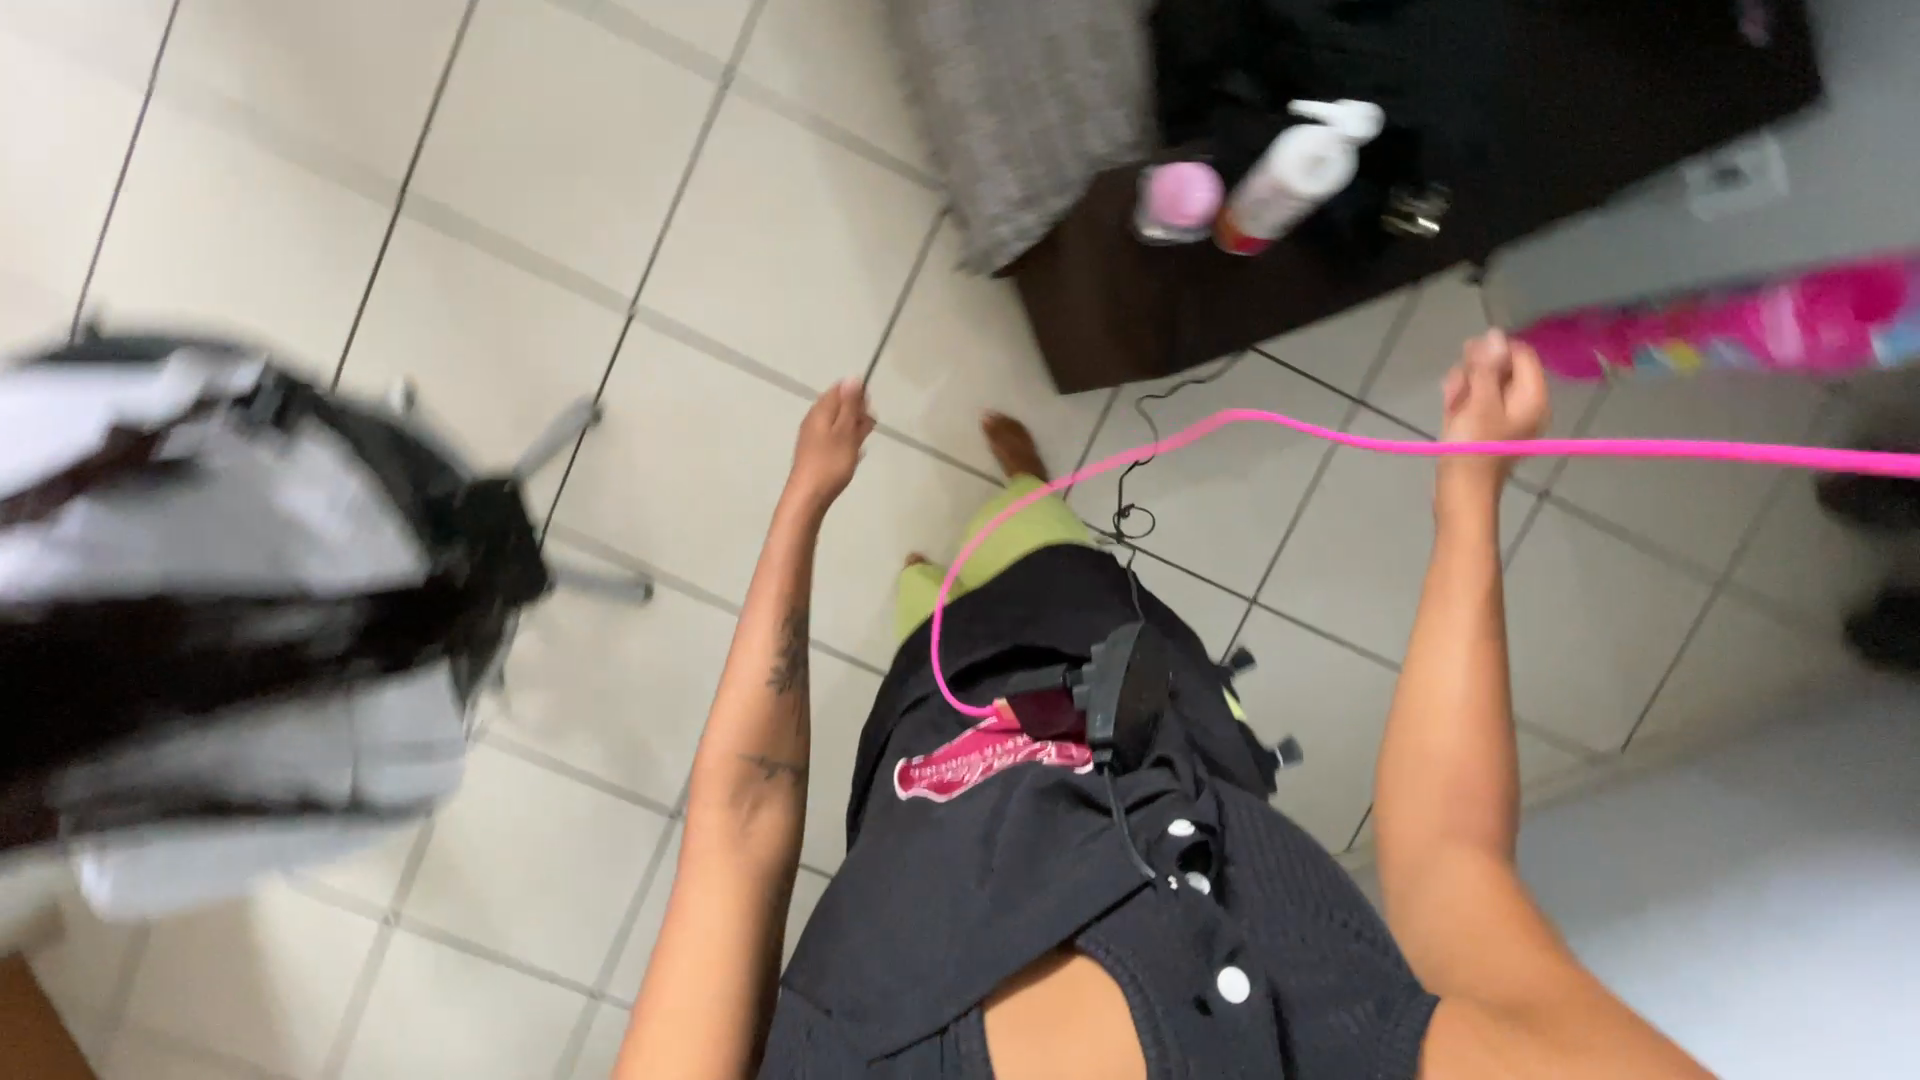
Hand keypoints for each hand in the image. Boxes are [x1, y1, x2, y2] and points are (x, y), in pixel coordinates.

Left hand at [786, 378, 874, 511]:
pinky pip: (836, 439)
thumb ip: (850, 405)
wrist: (809, 496)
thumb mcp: (845, 431)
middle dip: (857, 415)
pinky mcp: (816, 451)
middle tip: (864, 433)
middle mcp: (815, 419)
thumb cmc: (830, 463)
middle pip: (840, 406)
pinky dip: (847, 443)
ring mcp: (814, 436)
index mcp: (821, 411)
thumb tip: (853, 378)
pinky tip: (852, 456)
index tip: (868, 413)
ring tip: (858, 447)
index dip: (858, 397)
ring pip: (839, 424)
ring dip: (854, 431)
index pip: (841, 389)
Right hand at [1439, 329, 1550, 487]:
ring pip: (1484, 385)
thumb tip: (1494, 335)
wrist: (1460, 490)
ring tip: (1451, 404)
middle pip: (1502, 369)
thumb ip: (1487, 368)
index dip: (1495, 351)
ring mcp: (1504, 416)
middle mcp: (1524, 403)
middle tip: (1458, 388)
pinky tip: (1450, 410)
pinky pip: (1477, 402)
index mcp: (1532, 397)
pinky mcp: (1486, 426)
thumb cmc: (1473, 447)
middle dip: (1476, 372)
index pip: (1521, 356)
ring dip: (1465, 387)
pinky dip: (1462, 402)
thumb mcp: (1479, 403)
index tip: (1469, 358)